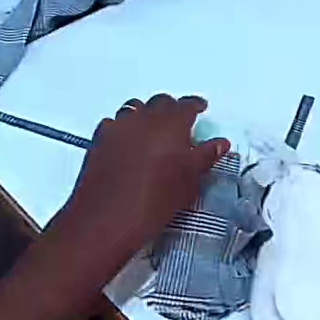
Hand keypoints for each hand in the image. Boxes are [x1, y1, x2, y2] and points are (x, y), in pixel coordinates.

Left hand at [42, 94, 229, 286]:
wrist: (108, 217)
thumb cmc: (154, 199)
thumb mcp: (189, 180)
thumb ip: (205, 156)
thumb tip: (220, 143)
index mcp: (170, 123)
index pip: (187, 105)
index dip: (195, 105)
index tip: (200, 107)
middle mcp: (143, 117)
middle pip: (160, 102)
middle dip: (170, 109)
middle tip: (178, 123)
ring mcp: (118, 125)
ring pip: (135, 109)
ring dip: (145, 116)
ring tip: (152, 132)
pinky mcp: (99, 138)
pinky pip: (114, 124)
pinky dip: (123, 129)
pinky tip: (126, 143)